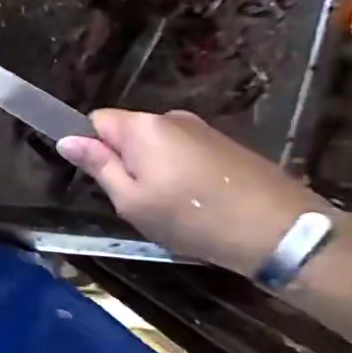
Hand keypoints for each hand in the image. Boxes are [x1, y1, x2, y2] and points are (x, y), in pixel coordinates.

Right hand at [57, 109, 328, 275]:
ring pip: (158, 144)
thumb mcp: (131, 201)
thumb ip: (98, 166)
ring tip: (172, 205)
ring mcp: (204, 130)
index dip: (91, 145)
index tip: (102, 176)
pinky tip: (199, 202)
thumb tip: (67, 140)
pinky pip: (187, 152)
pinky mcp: (230, 146)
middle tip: (137, 198)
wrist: (284, 233)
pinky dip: (183, 172)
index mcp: (142, 128)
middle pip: (128, 131)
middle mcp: (171, 118)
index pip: (95, 120)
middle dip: (125, 158)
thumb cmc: (193, 218)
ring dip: (155, 167)